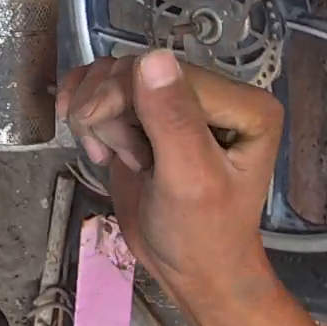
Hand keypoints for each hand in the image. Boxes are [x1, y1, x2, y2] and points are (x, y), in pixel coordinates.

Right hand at [58, 51, 284, 306]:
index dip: (122, 98)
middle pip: (132, 71)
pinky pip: (100, 87)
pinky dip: (83, 111)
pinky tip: (88, 141)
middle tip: (119, 156)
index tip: (108, 147)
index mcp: (243, 104)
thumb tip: (152, 57)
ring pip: (110, 78)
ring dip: (95, 117)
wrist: (188, 268)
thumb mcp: (189, 180)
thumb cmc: (200, 233)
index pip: (164, 71)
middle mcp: (212, 94)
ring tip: (110, 154)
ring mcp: (176, 101)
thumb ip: (172, 119)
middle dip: (108, 114)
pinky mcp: (145, 113)